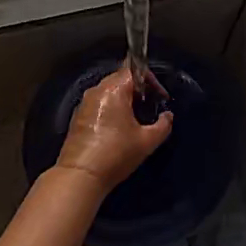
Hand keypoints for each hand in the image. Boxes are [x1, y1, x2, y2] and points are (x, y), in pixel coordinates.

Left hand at [54, 68, 172, 195]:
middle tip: (150, 105)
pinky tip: (118, 127)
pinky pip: (99, 103)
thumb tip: (167, 116)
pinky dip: (111, 108)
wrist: (80, 176)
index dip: (150, 79)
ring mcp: (84, 104)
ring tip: (136, 117)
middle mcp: (97, 91)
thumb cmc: (116, 154)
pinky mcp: (77, 117)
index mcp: (114, 90)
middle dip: (138, 89)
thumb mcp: (147, 141)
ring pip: (108, 91)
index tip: (160, 97)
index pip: (133, 69)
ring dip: (124, 99)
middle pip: (120, 78)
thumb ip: (163, 125)